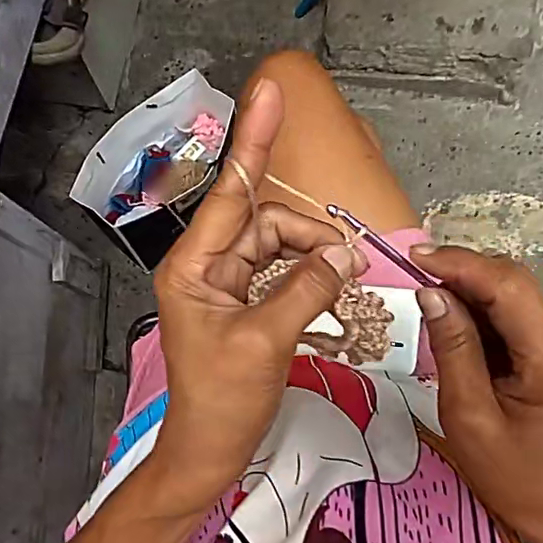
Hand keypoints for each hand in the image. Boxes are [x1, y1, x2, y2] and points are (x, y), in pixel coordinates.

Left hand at [147, 79, 367, 516]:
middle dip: (308, 233)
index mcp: (193, 266)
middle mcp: (205, 265)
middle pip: (264, 220)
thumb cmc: (223, 401)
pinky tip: (331, 284)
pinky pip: (280, 270)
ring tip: (344, 277)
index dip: (254, 142)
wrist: (210, 450)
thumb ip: (306, 287)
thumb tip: (345, 252)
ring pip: (277, 245)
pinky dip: (308, 274)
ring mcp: (224, 283)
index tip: (269, 92)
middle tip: (349, 259)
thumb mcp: (266, 341)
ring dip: (313, 255)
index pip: (230, 194)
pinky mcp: (242, 302)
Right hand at [408, 246, 542, 537]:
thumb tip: (431, 293)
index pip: (509, 288)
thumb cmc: (506, 468)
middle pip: (513, 281)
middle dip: (460, 272)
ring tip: (425, 296)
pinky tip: (452, 316)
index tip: (413, 258)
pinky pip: (513, 304)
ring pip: (512, 287)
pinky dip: (479, 302)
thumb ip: (452, 348)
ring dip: (467, 286)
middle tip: (411, 277)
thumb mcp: (466, 413)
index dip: (460, 264)